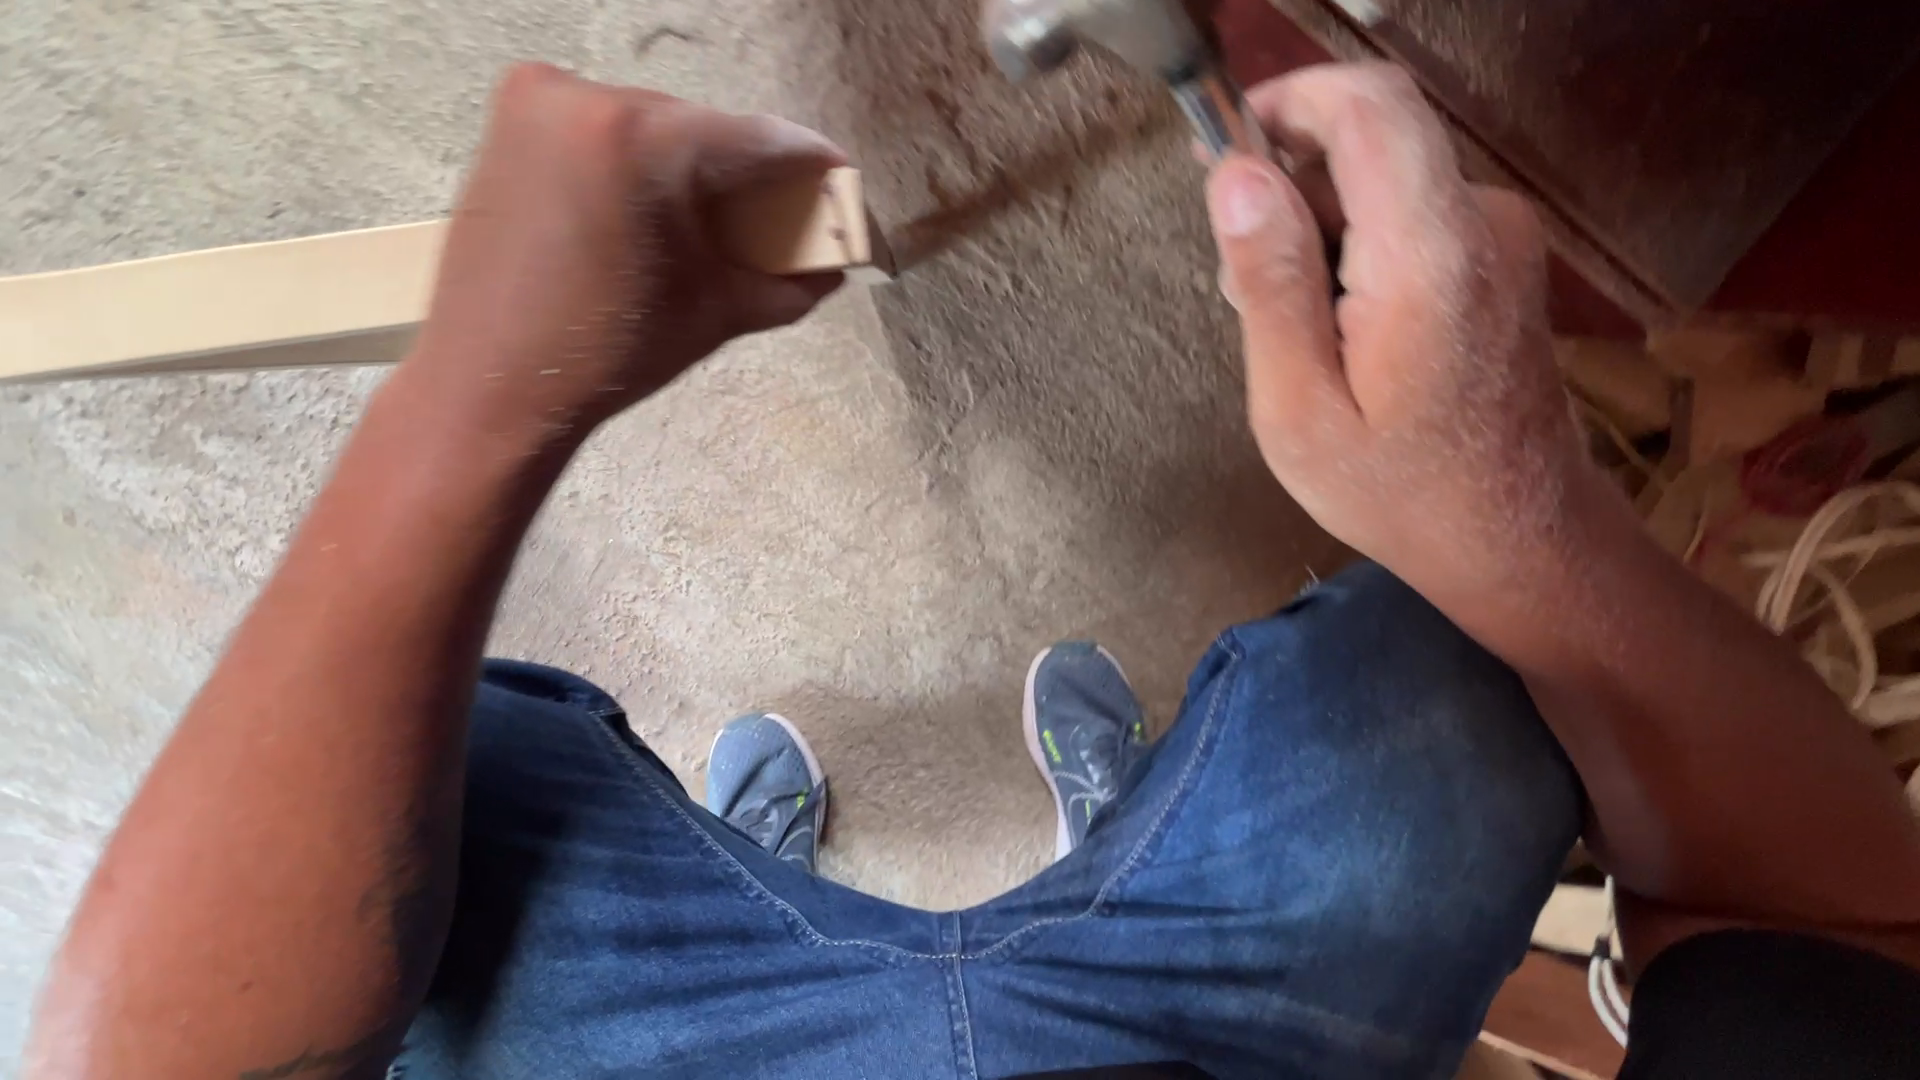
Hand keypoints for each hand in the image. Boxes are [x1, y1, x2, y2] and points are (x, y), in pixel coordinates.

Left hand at [407, 63, 845, 442]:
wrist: (494, 379)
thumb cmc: (611, 354)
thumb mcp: (716, 314)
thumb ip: (786, 287)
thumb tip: (833, 272)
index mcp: (648, 144)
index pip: (762, 139)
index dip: (813, 162)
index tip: (842, 181)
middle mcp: (592, 97)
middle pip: (707, 128)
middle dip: (747, 172)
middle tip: (775, 214)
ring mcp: (545, 99)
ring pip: (657, 125)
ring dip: (694, 166)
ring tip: (711, 217)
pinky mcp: (516, 116)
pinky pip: (609, 128)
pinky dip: (643, 162)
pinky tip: (655, 206)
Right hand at [1205, 63, 1596, 597]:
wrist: (1512, 539)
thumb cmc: (1391, 489)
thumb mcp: (1298, 405)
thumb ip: (1271, 285)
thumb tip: (1236, 177)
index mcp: (1427, 255)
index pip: (1369, 106)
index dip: (1288, 100)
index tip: (1220, 147)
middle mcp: (1481, 222)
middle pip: (1370, 144)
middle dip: (1288, 190)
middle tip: (1242, 288)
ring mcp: (1500, 241)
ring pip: (1382, 186)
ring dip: (1315, 232)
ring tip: (1288, 332)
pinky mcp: (1498, 263)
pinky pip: (1407, 221)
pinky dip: (1352, 253)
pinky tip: (1334, 334)